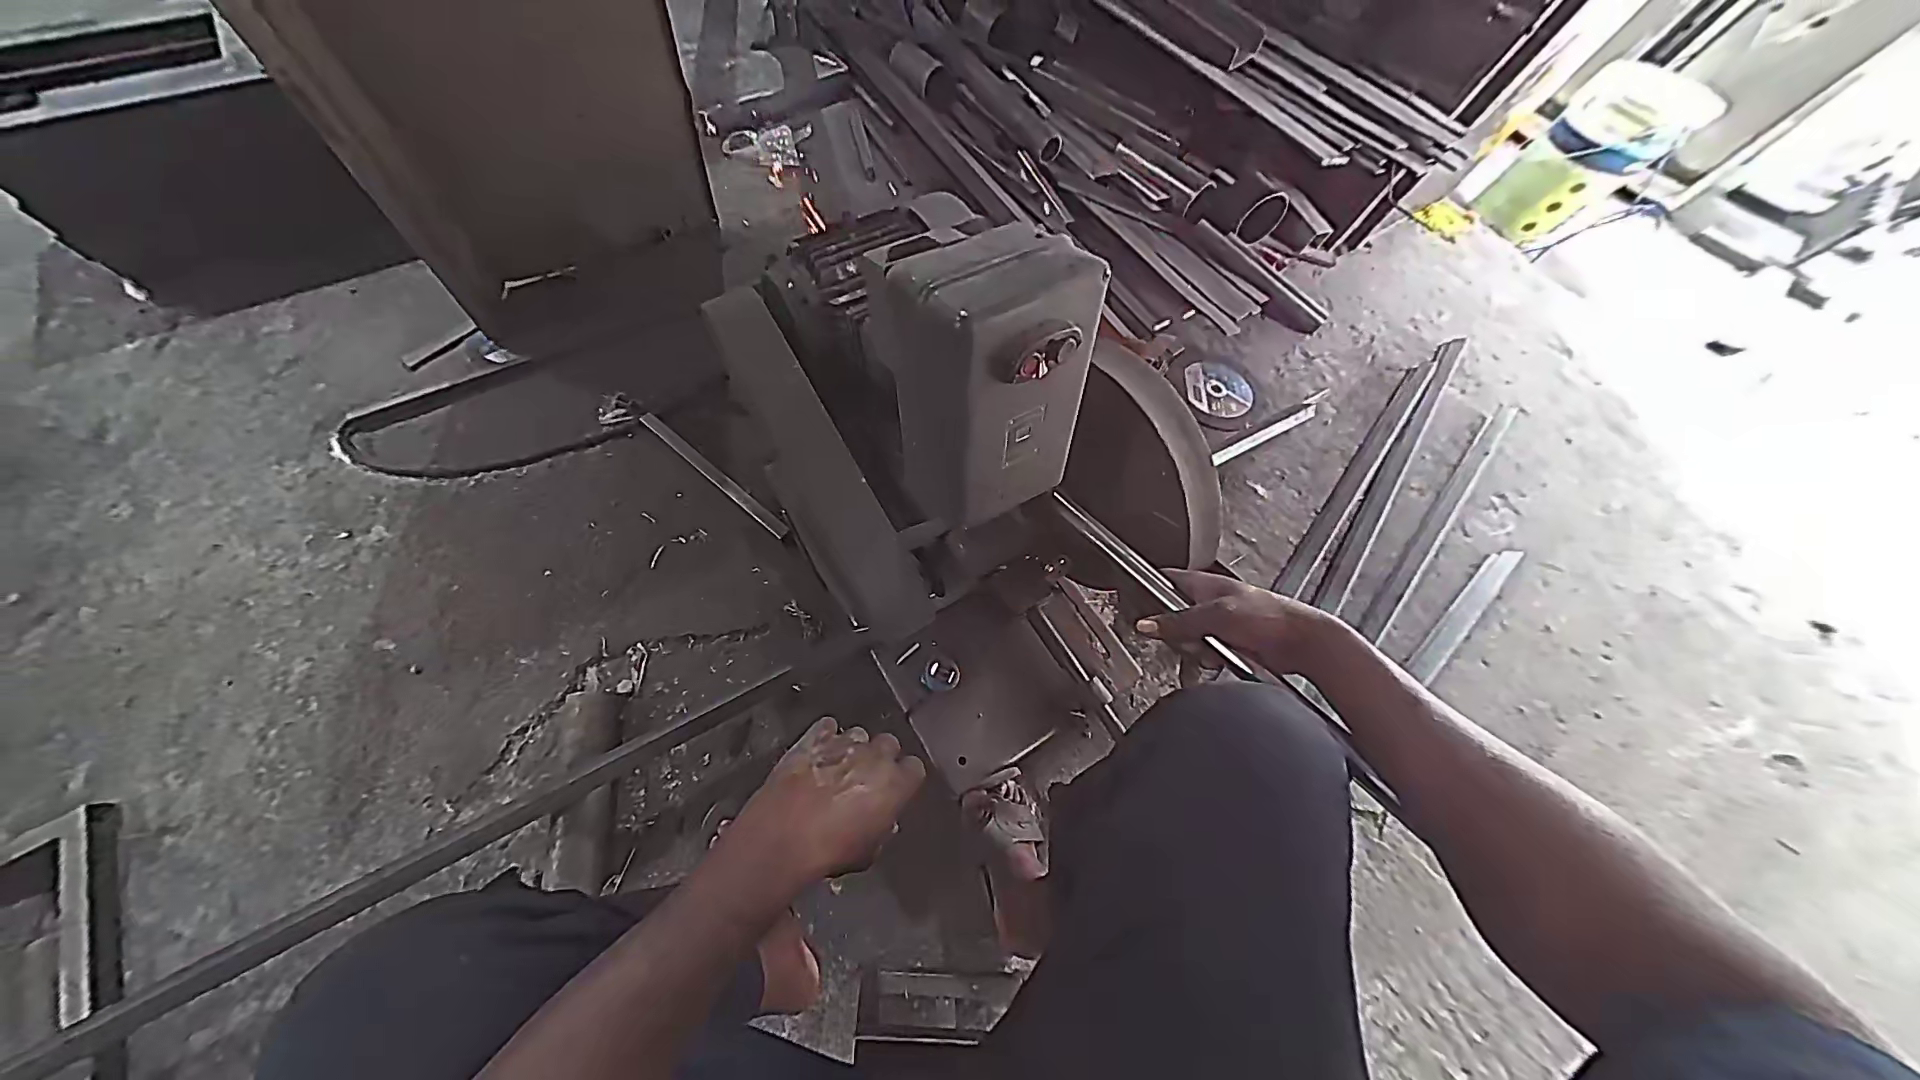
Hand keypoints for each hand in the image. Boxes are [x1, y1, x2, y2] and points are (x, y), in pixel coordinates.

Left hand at [722, 718, 926, 889]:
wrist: (783, 837)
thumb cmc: (831, 850)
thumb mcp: (867, 853)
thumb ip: (881, 831)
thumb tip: (881, 823)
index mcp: (896, 783)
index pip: (914, 769)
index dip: (904, 780)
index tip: (895, 792)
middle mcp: (875, 755)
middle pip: (889, 745)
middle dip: (881, 759)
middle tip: (866, 781)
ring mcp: (843, 742)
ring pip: (858, 735)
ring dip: (853, 749)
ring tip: (838, 769)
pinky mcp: (813, 738)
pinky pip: (827, 728)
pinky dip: (825, 737)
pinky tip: (818, 754)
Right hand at [1133, 569, 1341, 675]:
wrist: (1301, 644)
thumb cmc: (1270, 617)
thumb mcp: (1216, 616)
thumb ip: (1179, 621)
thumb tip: (1147, 624)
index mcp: (1202, 584)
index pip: (1162, 579)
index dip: (1146, 590)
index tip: (1136, 607)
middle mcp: (1205, 602)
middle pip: (1169, 618)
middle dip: (1177, 634)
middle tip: (1191, 638)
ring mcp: (1214, 624)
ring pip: (1184, 639)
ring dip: (1194, 650)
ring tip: (1213, 651)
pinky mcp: (1224, 644)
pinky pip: (1201, 654)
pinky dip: (1206, 660)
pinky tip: (1219, 660)